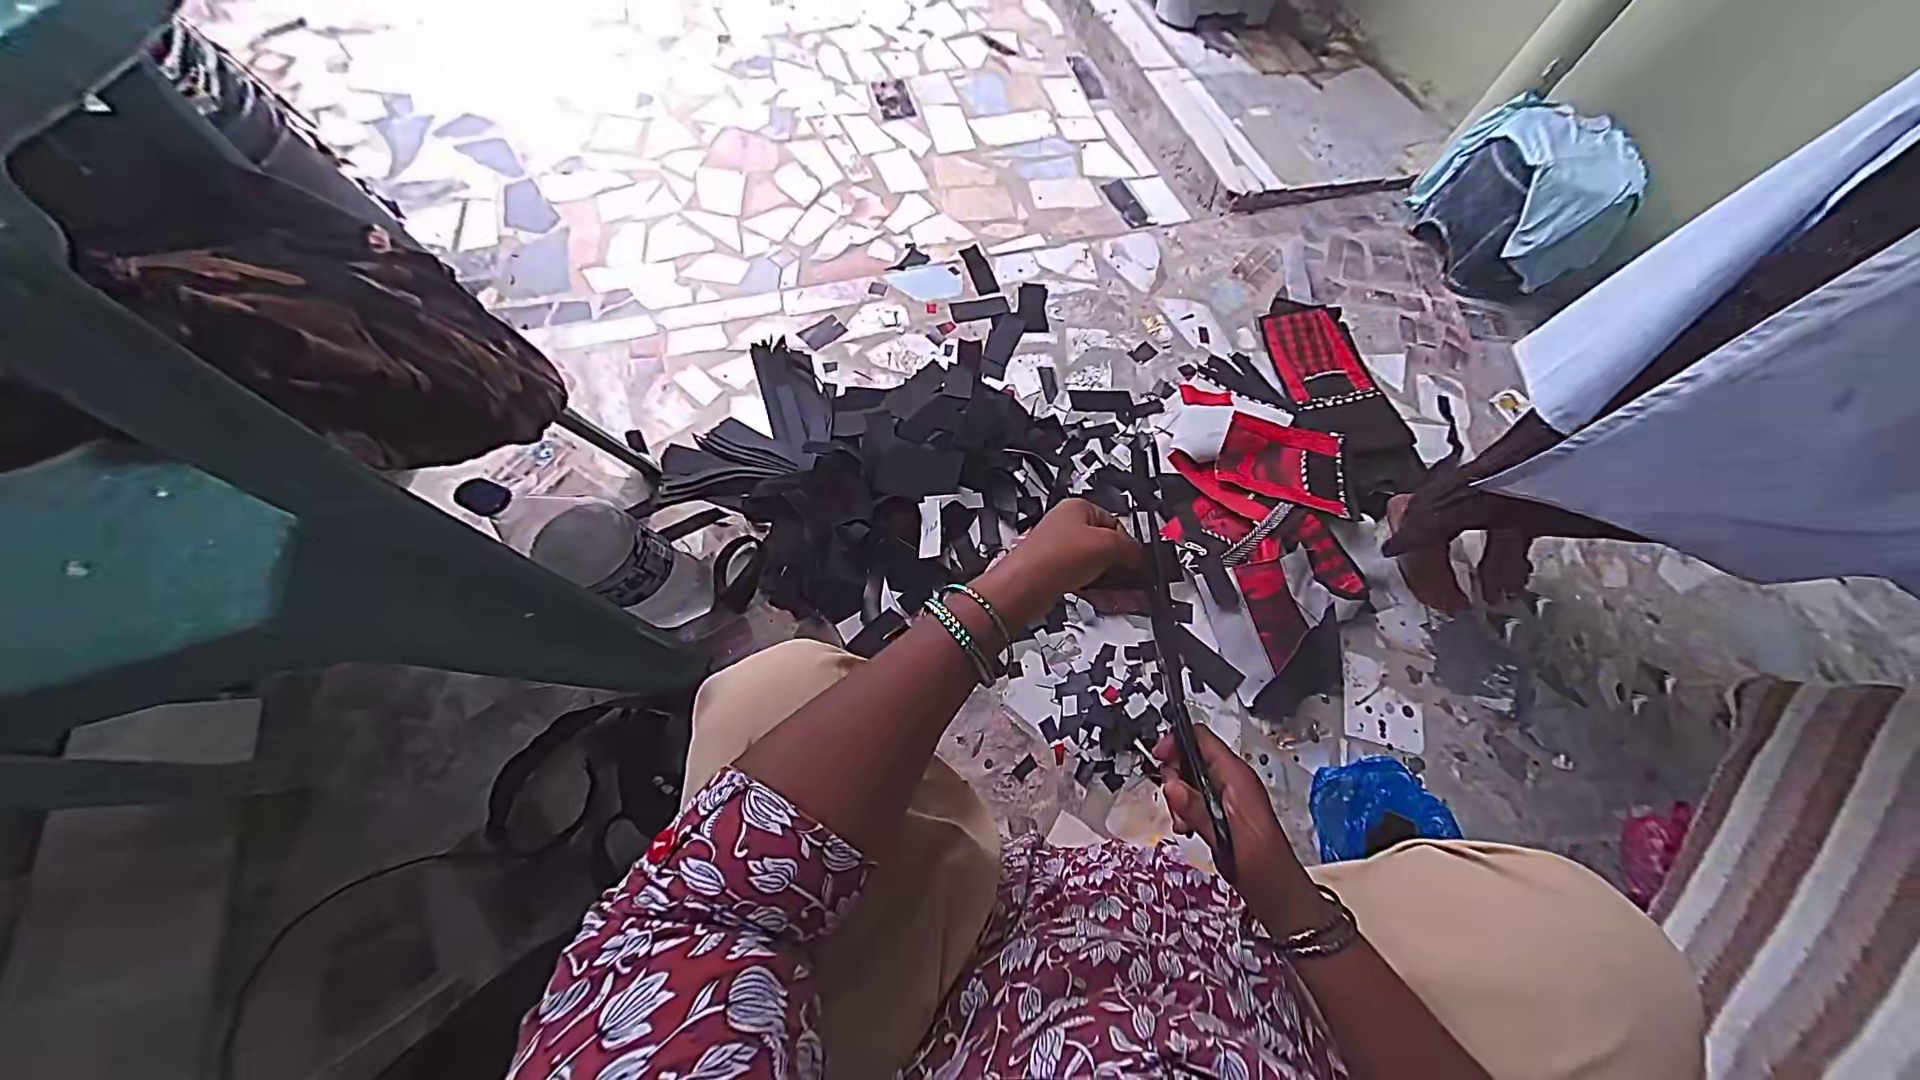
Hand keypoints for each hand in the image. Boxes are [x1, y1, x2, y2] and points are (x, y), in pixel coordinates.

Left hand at [972, 499, 1145, 626]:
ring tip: (1132, 596)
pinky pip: (1085, 582)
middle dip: (1124, 567)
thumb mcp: (1107, 545)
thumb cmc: (1052, 557)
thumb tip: (1141, 557)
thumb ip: (1131, 549)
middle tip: (1140, 581)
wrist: (1024, 587)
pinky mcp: (1055, 576)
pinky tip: (1114, 601)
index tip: (1142, 560)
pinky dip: (1101, 591)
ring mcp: (1059, 553)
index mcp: (1077, 508)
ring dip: (1116, 583)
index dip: (1131, 542)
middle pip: (1106, 547)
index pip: (1115, 522)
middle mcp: (1066, 528)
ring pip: (1096, 568)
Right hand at [1154, 725, 1330, 934]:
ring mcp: (1229, 794)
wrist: (1280, 898)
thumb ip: (1197, 810)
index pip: (1201, 737)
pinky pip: (1195, 796)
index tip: (1159, 757)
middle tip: (1175, 803)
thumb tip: (1172, 785)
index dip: (1175, 741)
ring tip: (1184, 822)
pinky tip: (1188, 827)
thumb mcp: (1225, 838)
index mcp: (1237, 777)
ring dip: (1178, 797)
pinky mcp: (1223, 809)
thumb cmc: (1264, 869)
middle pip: (1190, 756)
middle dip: (1174, 777)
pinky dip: (1185, 808)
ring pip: (1189, 777)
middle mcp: (1233, 780)